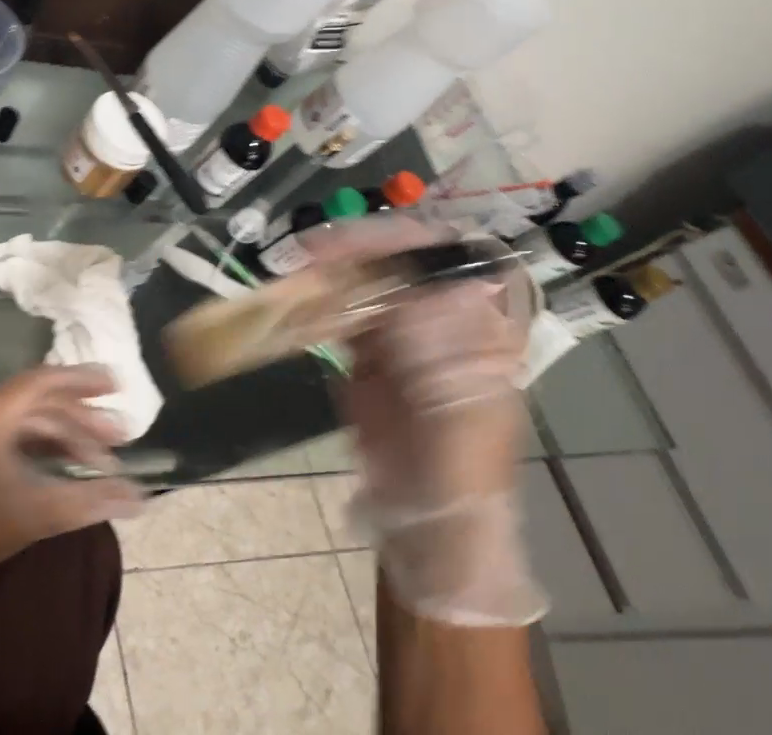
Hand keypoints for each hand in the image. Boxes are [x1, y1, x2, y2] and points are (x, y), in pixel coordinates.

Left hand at [0, 365, 142, 677]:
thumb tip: (140, 497)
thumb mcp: (40, 512)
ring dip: (63, 436)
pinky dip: (40, 447)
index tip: (116, 385)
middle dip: (81, 418)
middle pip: (37, 403)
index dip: (81, 379)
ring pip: (23, 422)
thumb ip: (93, 500)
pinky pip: (9, 436)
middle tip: (120, 436)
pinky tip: (66, 468)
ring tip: (100, 461)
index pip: (42, 381)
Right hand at [303, 215, 546, 626]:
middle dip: (357, 252)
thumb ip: (447, 360)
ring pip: (366, 286)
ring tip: (291, 269)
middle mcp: (444, 326)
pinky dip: (313, 307)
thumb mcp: (459, 423)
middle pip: (402, 267)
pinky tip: (290, 302)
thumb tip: (437, 291)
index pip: (452, 263)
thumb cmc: (458, 483)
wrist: (424, 528)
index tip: (360, 243)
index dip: (409, 242)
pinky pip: (340, 319)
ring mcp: (403, 340)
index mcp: (481, 335)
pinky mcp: (367, 359)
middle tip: (308, 252)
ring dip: (329, 274)